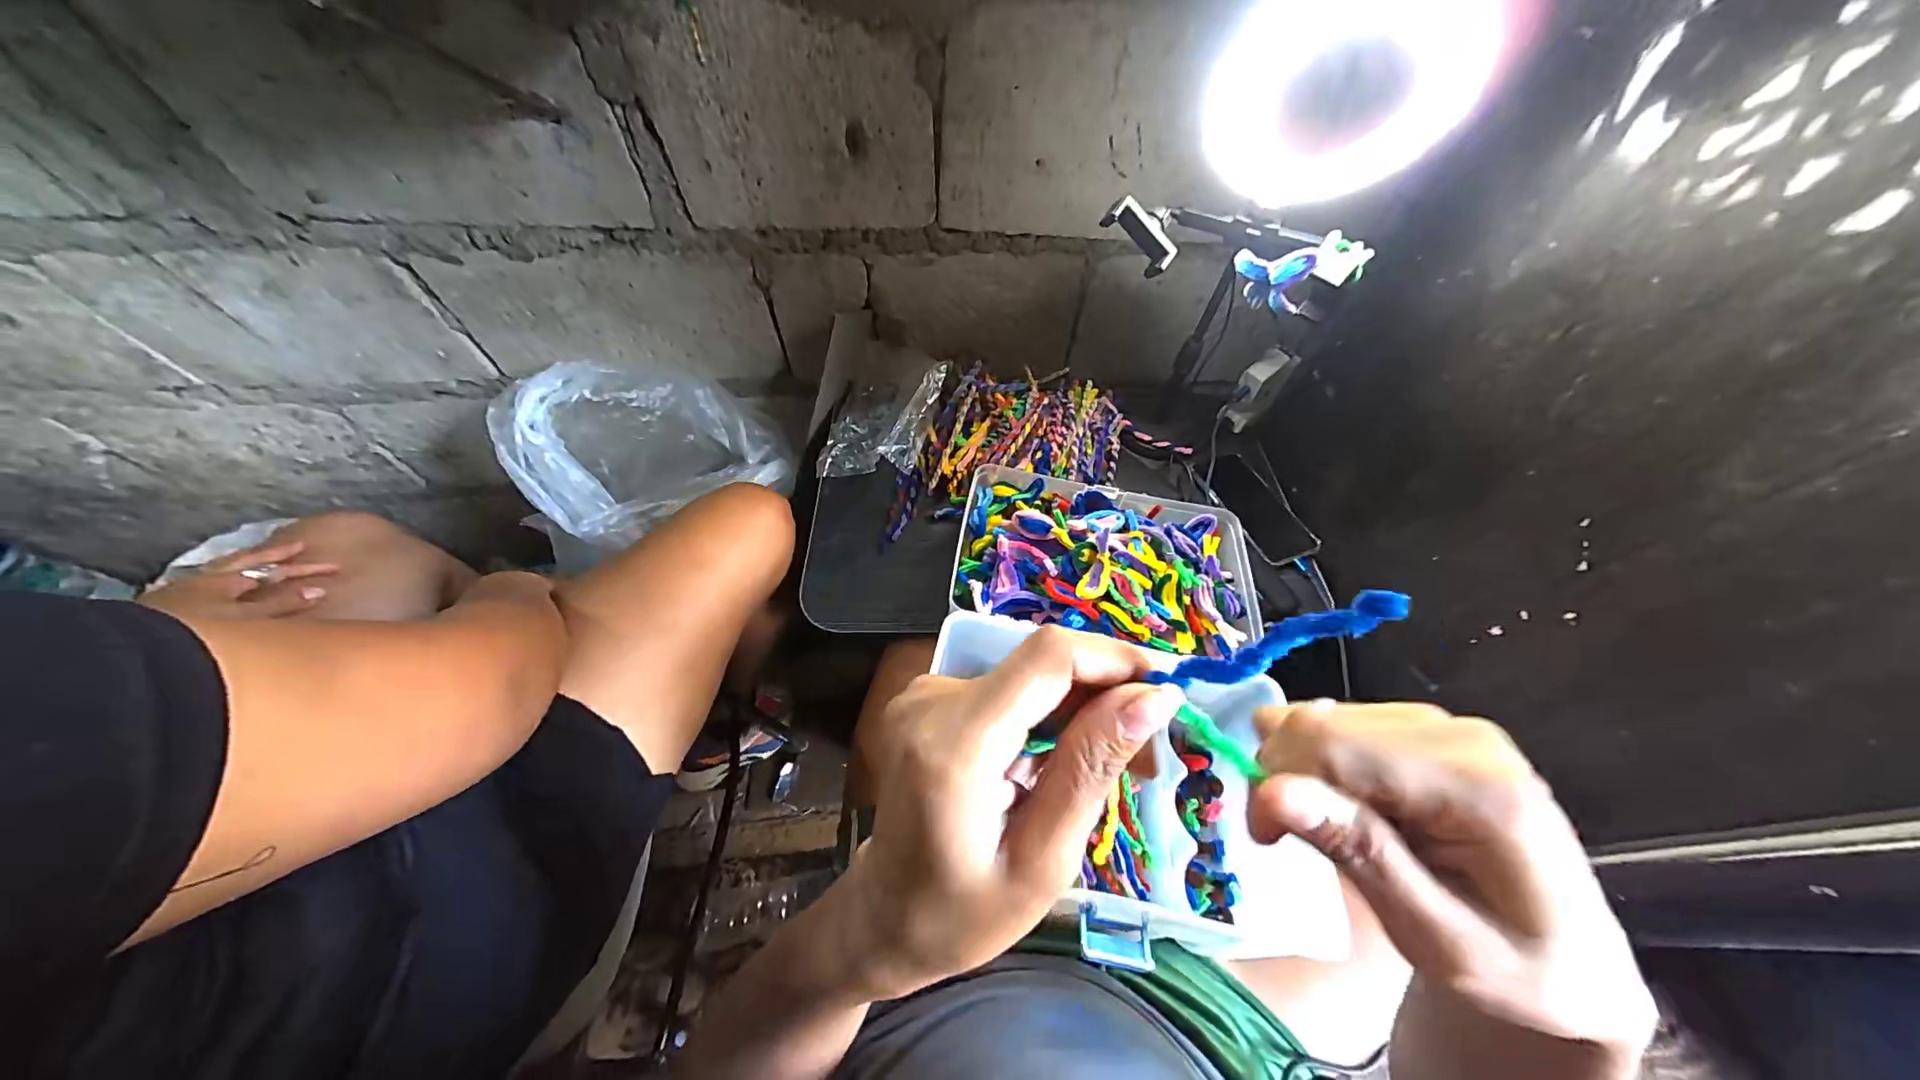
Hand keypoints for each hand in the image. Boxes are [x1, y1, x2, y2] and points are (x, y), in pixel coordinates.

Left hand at [139, 541, 338, 620]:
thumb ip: (282, 603)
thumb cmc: (198, 630)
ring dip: (247, 561)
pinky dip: (225, 575)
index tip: (333, 569)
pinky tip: (226, 578)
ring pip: (224, 567)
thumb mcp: (248, 618)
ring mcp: (185, 588)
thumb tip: (320, 590)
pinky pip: (208, 579)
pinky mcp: (169, 601)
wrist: (136, 649)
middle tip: (302, 550)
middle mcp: (208, 578)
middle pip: (249, 563)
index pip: (274, 570)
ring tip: (265, 557)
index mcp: (228, 580)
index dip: (303, 570)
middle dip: (278, 558)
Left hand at [835, 626, 1187, 999]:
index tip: (1168, 688)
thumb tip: (1154, 696)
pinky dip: (1047, 713)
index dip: (1115, 658)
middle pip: (1040, 662)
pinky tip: (1063, 759)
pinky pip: (1007, 687)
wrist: (884, 915)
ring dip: (1080, 706)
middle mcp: (932, 701)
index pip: (1047, 657)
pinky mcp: (928, 699)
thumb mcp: (1043, 860)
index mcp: (954, 744)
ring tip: (1115, 765)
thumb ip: (1091, 767)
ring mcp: (924, 695)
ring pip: (1029, 674)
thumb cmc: (962, 912)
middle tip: (1149, 752)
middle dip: (1106, 692)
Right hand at [1248, 701, 1655, 1078]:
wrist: (1575, 959)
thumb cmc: (1514, 967)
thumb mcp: (1438, 939)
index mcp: (1478, 785)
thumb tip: (1273, 791)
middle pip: (1321, 724)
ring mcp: (1444, 724)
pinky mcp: (1425, 727)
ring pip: (1321, 718)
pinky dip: (1316, 760)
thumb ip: (1360, 855)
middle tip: (1281, 836)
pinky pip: (1337, 723)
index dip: (1278, 780)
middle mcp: (1460, 735)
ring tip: (1315, 826)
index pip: (1335, 745)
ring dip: (1296, 769)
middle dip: (1281, 774)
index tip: (1265, 838)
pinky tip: (1336, 801)